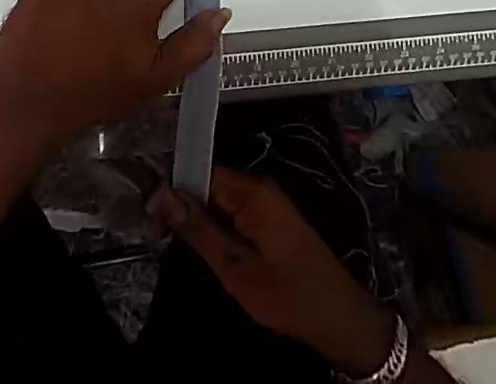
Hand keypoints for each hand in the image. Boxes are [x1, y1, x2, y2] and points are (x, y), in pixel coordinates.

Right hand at [150, 167, 394, 376]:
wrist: (344, 323)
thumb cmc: (289, 296)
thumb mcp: (235, 268)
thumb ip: (198, 229)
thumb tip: (161, 194)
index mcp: (252, 193)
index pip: (200, 173)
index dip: (171, 191)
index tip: (151, 218)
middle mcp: (259, 189)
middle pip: (207, 184)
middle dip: (180, 206)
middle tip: (157, 236)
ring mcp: (266, 205)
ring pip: (217, 200)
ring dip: (195, 218)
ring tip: (173, 242)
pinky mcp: (270, 221)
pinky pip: (231, 212)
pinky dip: (213, 226)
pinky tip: (202, 245)